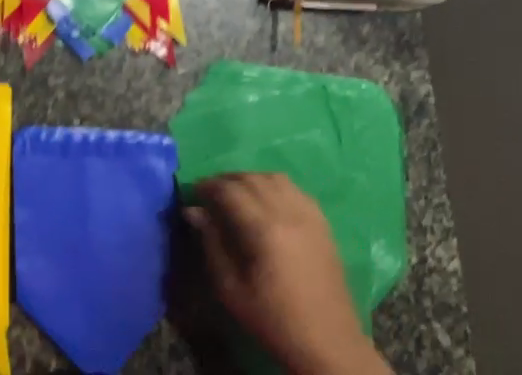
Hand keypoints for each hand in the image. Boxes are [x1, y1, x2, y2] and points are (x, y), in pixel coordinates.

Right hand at [185, 174, 391, 374]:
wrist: (328, 344)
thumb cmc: (273, 320)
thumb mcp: (231, 288)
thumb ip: (211, 243)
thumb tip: (193, 212)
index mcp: (264, 229)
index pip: (230, 190)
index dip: (207, 186)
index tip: (193, 194)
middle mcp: (289, 213)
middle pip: (252, 178)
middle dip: (227, 180)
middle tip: (210, 195)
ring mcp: (310, 217)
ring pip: (275, 178)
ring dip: (252, 180)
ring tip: (238, 196)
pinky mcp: (324, 225)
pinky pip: (296, 190)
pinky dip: (275, 187)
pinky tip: (267, 204)